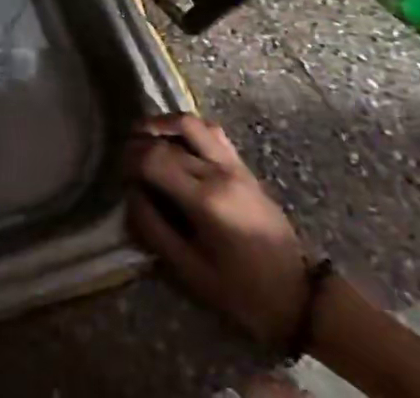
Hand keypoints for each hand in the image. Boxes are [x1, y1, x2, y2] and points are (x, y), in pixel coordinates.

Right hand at [126, 114, 308, 346]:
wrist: (300, 297)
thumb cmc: (242, 291)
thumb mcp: (190, 271)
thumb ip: (154, 229)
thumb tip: (131, 194)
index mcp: (205, 200)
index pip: (154, 158)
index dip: (130, 159)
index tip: (120, 172)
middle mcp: (219, 173)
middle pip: (168, 138)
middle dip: (139, 142)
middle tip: (124, 158)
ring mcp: (235, 166)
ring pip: (192, 123)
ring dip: (163, 123)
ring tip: (144, 136)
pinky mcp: (244, 168)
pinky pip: (212, 133)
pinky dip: (187, 128)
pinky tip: (175, 142)